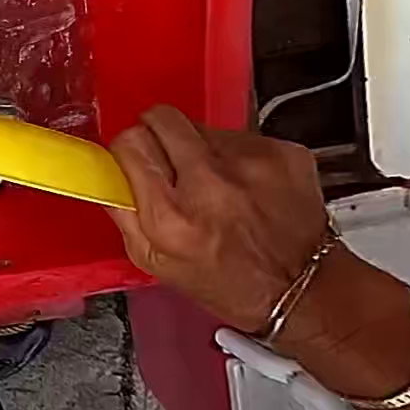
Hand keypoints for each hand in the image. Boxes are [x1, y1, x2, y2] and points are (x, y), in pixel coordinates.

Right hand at [106, 105, 330, 330]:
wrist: (306, 290)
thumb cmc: (224, 279)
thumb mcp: (149, 258)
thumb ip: (121, 211)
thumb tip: (104, 173)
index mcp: (169, 214)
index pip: (130, 144)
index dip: (125, 148)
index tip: (130, 160)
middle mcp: (211, 182)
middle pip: (162, 119)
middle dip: (153, 133)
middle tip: (162, 159)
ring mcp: (253, 163)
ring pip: (199, 126)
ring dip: (194, 146)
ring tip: (209, 180)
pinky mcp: (285, 153)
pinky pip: (237, 135)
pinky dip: (231, 153)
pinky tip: (240, 182)